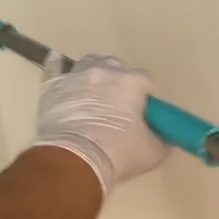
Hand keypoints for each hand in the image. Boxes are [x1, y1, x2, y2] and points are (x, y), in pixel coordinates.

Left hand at [31, 54, 167, 193]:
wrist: (75, 158)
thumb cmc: (118, 153)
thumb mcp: (152, 152)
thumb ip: (162, 141)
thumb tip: (165, 140)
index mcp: (130, 82)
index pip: (144, 79)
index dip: (144, 94)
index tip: (141, 110)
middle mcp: (103, 71)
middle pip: (115, 66)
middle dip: (119, 80)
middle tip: (117, 102)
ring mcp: (75, 75)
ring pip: (88, 63)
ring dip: (93, 71)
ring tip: (93, 88)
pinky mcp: (53, 85)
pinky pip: (54, 66)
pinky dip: (56, 63)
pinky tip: (57, 59)